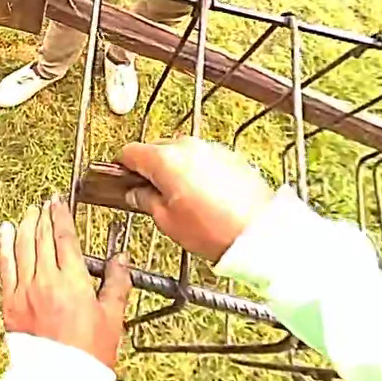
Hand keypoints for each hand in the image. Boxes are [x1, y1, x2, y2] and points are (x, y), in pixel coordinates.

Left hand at [0, 198, 132, 369]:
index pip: (64, 235)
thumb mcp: (112, 319)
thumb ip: (117, 284)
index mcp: (73, 281)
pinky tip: (4, 231)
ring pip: (21, 245)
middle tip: (46, 204)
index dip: (61, 214)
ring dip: (25, 224)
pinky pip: (4, 265)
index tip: (59, 202)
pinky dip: (3, 244)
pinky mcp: (10, 303)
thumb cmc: (88, 357)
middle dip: (43, 215)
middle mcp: (46, 280)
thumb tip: (121, 259)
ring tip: (29, 213)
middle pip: (41, 236)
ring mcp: (25, 290)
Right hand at [117, 138, 273, 260]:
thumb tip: (137, 193)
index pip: (130, 152)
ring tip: (180, 198)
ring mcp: (210, 149)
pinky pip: (202, 158)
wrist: (260, 234)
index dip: (122, 166)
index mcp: (165, 159)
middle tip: (149, 192)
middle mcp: (187, 147)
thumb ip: (145, 200)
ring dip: (174, 169)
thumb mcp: (168, 221)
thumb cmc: (216, 230)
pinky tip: (202, 195)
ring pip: (180, 153)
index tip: (121, 176)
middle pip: (155, 149)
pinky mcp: (229, 156)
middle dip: (149, 168)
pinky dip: (196, 171)